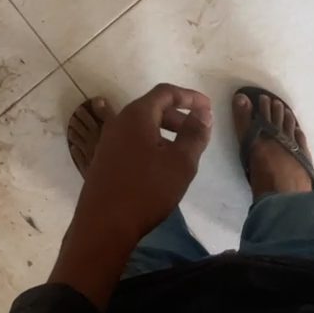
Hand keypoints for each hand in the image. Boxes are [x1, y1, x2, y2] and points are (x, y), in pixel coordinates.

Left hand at [75, 83, 215, 244]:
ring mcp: (109, 138)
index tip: (208, 107)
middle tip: (199, 132)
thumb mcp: (180, 163)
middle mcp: (120, 120)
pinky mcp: (106, 155)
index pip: (165, 92)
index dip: (189, 96)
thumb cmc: (147, 189)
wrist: (104, 220)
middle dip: (179, 116)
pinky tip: (162, 165)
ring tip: (185, 151)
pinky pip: (133, 139)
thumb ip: (194, 134)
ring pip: (143, 125)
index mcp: (137, 114)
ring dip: (166, 131)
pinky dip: (152, 143)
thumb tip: (203, 113)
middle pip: (153, 107)